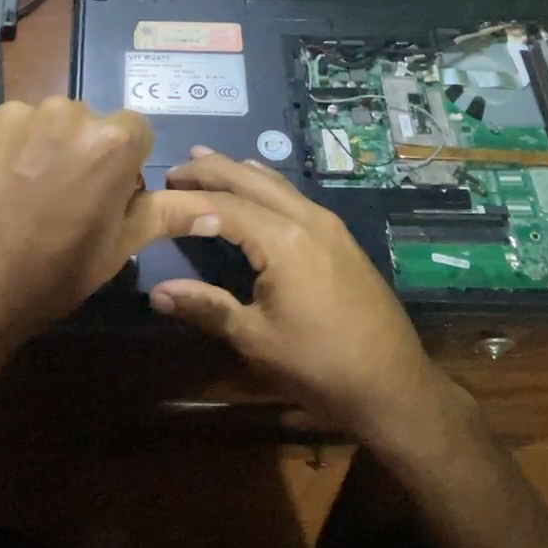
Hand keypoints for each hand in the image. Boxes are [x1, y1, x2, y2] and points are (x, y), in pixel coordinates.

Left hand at [0, 97, 206, 355]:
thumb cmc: (48, 276)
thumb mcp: (115, 250)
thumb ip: (166, 217)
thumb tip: (214, 211)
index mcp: (109, 141)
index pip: (134, 132)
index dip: (123, 165)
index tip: (104, 196)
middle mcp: (62, 112)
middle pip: (84, 123)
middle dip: (79, 152)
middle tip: (59, 201)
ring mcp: (9, 116)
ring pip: (37, 124)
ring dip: (35, 149)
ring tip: (15, 198)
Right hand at [151, 147, 456, 445]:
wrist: (393, 386)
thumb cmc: (319, 365)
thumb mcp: (255, 339)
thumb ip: (206, 307)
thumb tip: (156, 294)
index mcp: (283, 241)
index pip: (223, 207)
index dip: (186, 199)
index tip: (154, 196)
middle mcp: (307, 220)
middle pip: (251, 181)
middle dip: (212, 170)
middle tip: (175, 170)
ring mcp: (329, 226)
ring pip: (276, 184)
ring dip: (239, 172)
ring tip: (205, 162)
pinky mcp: (341, 238)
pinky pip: (294, 197)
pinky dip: (265, 186)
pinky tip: (256, 187)